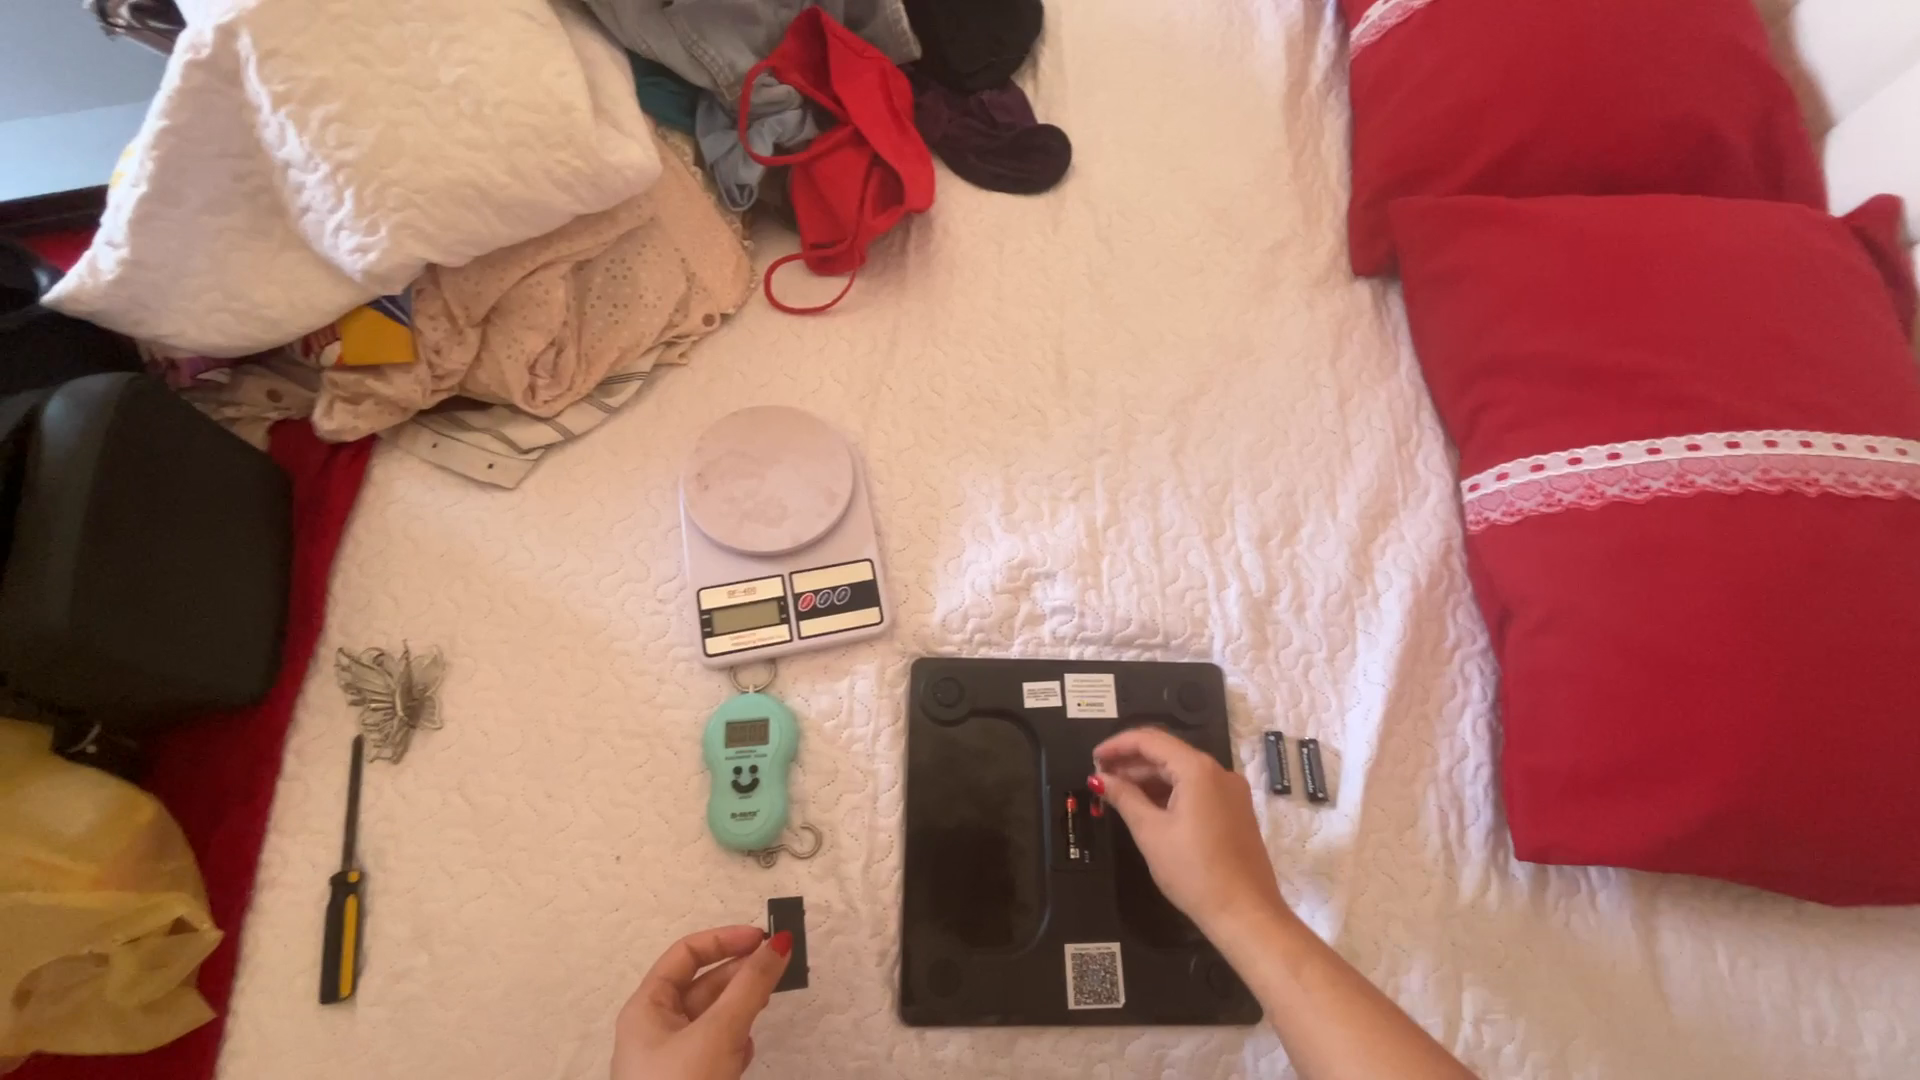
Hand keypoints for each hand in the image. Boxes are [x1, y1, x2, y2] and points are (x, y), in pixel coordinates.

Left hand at [611, 925, 792, 1079]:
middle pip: (704, 985)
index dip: (725, 939)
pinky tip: (742, 1060)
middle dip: (740, 979)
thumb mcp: (719, 1032)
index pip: (686, 953)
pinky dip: (734, 1046)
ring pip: (714, 1018)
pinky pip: (716, 1049)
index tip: (764, 940)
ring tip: (755, 1023)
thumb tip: (780, 940)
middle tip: (778, 975)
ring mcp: (671, 1061)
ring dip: (739, 1014)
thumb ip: (751, 985)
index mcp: (647, 1008)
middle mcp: (655, 1029)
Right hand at [1092, 727, 1286, 936]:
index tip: (1093, 758)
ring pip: (1181, 771)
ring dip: (1148, 778)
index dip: (1118, 745)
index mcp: (1198, 769)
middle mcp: (1218, 772)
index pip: (1151, 740)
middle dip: (1131, 762)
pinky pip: (1196, 788)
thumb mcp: (1151, 833)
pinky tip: (1146, 806)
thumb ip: (1124, 798)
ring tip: (1117, 792)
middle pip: (1167, 753)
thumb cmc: (1195, 872)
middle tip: (1100, 777)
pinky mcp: (1234, 810)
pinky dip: (1168, 791)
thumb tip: (1100, 779)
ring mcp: (1230, 791)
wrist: (1247, 916)